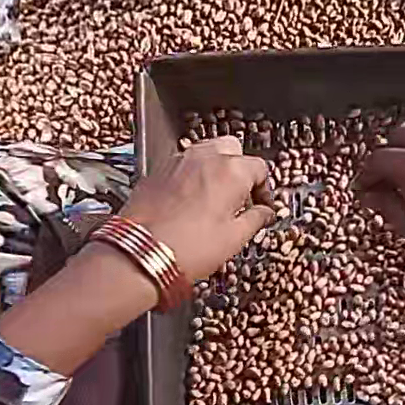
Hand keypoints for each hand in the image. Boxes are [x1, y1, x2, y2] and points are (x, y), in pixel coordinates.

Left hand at [120, 136, 275, 283]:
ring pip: (205, 154)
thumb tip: (264, 213)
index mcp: (231, 171)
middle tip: (239, 199)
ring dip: (214, 170)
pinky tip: (190, 203)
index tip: (261, 207)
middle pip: (233, 150)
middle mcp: (205, 157)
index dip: (264, 189)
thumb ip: (256, 219)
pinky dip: (190, 177)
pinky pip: (182, 166)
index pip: (260, 168)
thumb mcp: (234, 238)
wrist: (140, 254)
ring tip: (214, 201)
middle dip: (239, 171)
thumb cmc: (187, 248)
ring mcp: (178, 161)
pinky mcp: (157, 171)